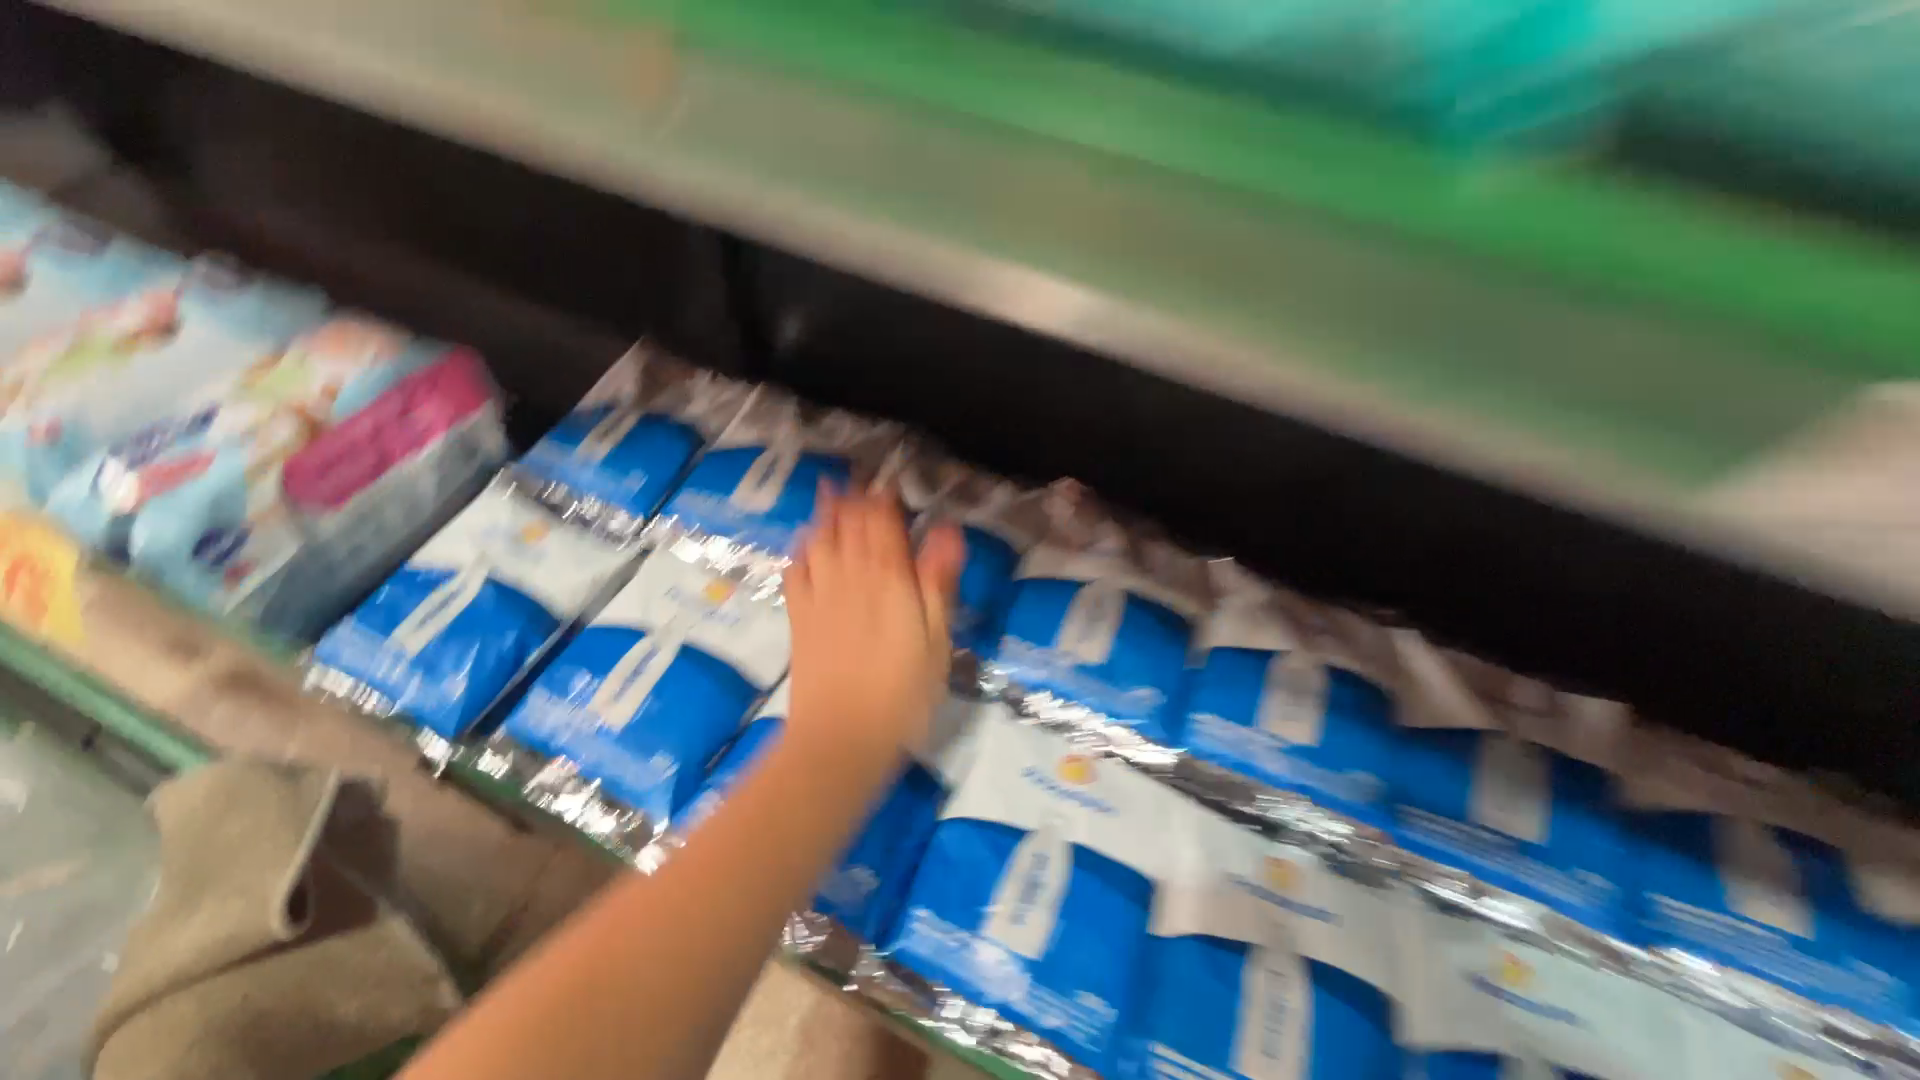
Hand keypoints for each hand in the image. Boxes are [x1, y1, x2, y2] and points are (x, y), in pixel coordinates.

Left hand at [784, 483, 964, 754]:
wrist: (840, 737)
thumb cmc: (902, 694)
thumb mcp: (936, 641)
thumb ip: (938, 582)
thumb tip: (947, 530)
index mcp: (888, 578)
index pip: (882, 523)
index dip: (883, 499)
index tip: (886, 481)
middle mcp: (849, 576)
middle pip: (849, 525)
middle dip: (854, 498)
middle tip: (857, 478)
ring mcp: (818, 596)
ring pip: (820, 540)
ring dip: (826, 514)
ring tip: (830, 492)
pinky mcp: (798, 618)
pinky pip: (796, 570)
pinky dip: (801, 549)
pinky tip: (804, 543)